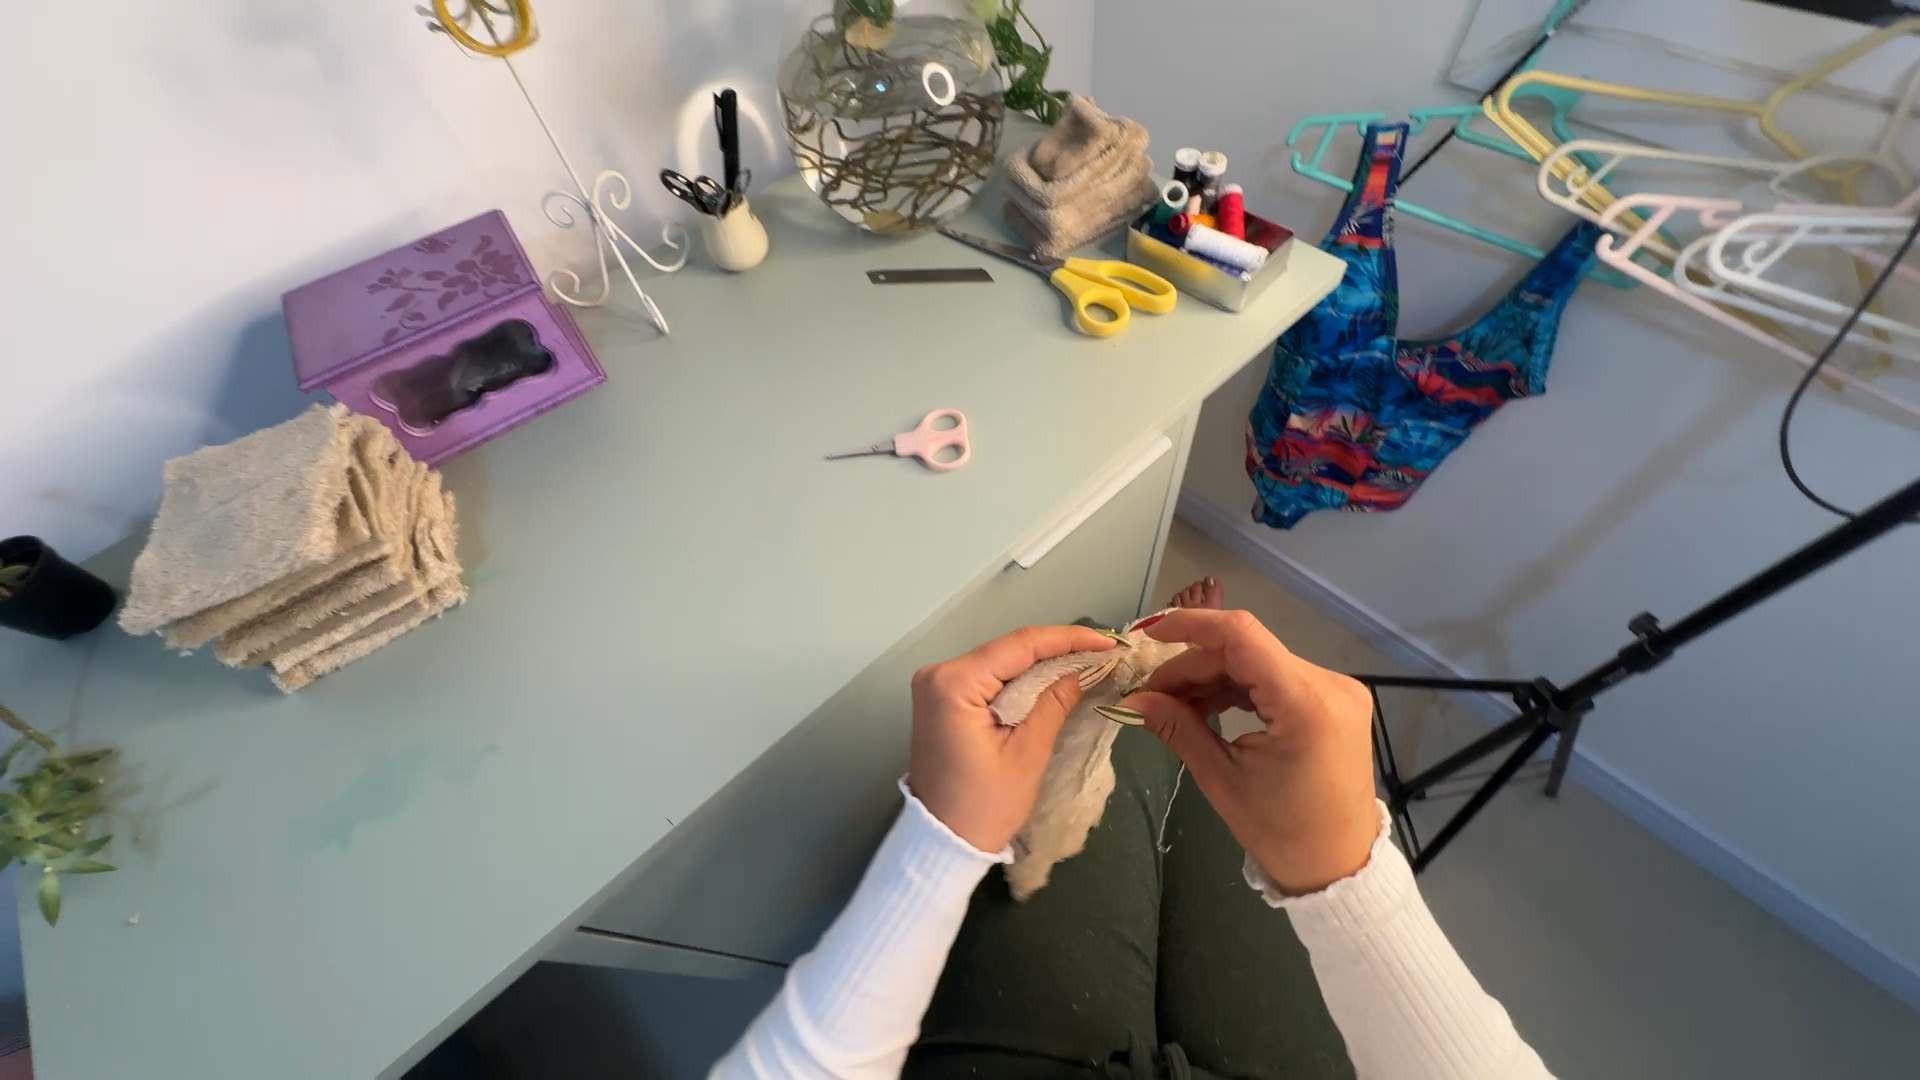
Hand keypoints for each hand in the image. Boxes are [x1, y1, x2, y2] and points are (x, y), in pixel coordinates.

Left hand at [908, 625, 1116, 852]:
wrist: (942, 840)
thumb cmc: (984, 805)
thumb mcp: (1028, 753)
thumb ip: (1054, 702)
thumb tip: (1084, 670)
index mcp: (953, 684)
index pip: (1018, 646)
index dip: (1066, 639)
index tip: (1105, 641)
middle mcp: (938, 673)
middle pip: (1008, 649)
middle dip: (1056, 648)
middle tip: (1102, 651)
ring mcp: (937, 684)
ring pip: (1000, 660)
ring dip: (1041, 662)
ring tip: (1086, 660)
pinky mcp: (943, 697)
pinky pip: (989, 676)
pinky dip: (1021, 677)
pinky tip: (1053, 677)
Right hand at [1118, 609, 1377, 894]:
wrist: (1340, 867)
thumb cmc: (1282, 832)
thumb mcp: (1221, 778)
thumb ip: (1177, 727)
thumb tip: (1132, 699)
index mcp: (1306, 704)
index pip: (1242, 636)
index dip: (1192, 624)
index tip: (1150, 635)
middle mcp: (1328, 684)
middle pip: (1242, 650)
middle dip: (1191, 666)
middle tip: (1151, 693)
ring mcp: (1333, 688)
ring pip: (1253, 661)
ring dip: (1209, 677)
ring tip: (1172, 704)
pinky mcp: (1329, 697)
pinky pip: (1270, 676)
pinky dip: (1233, 686)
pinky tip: (1204, 706)